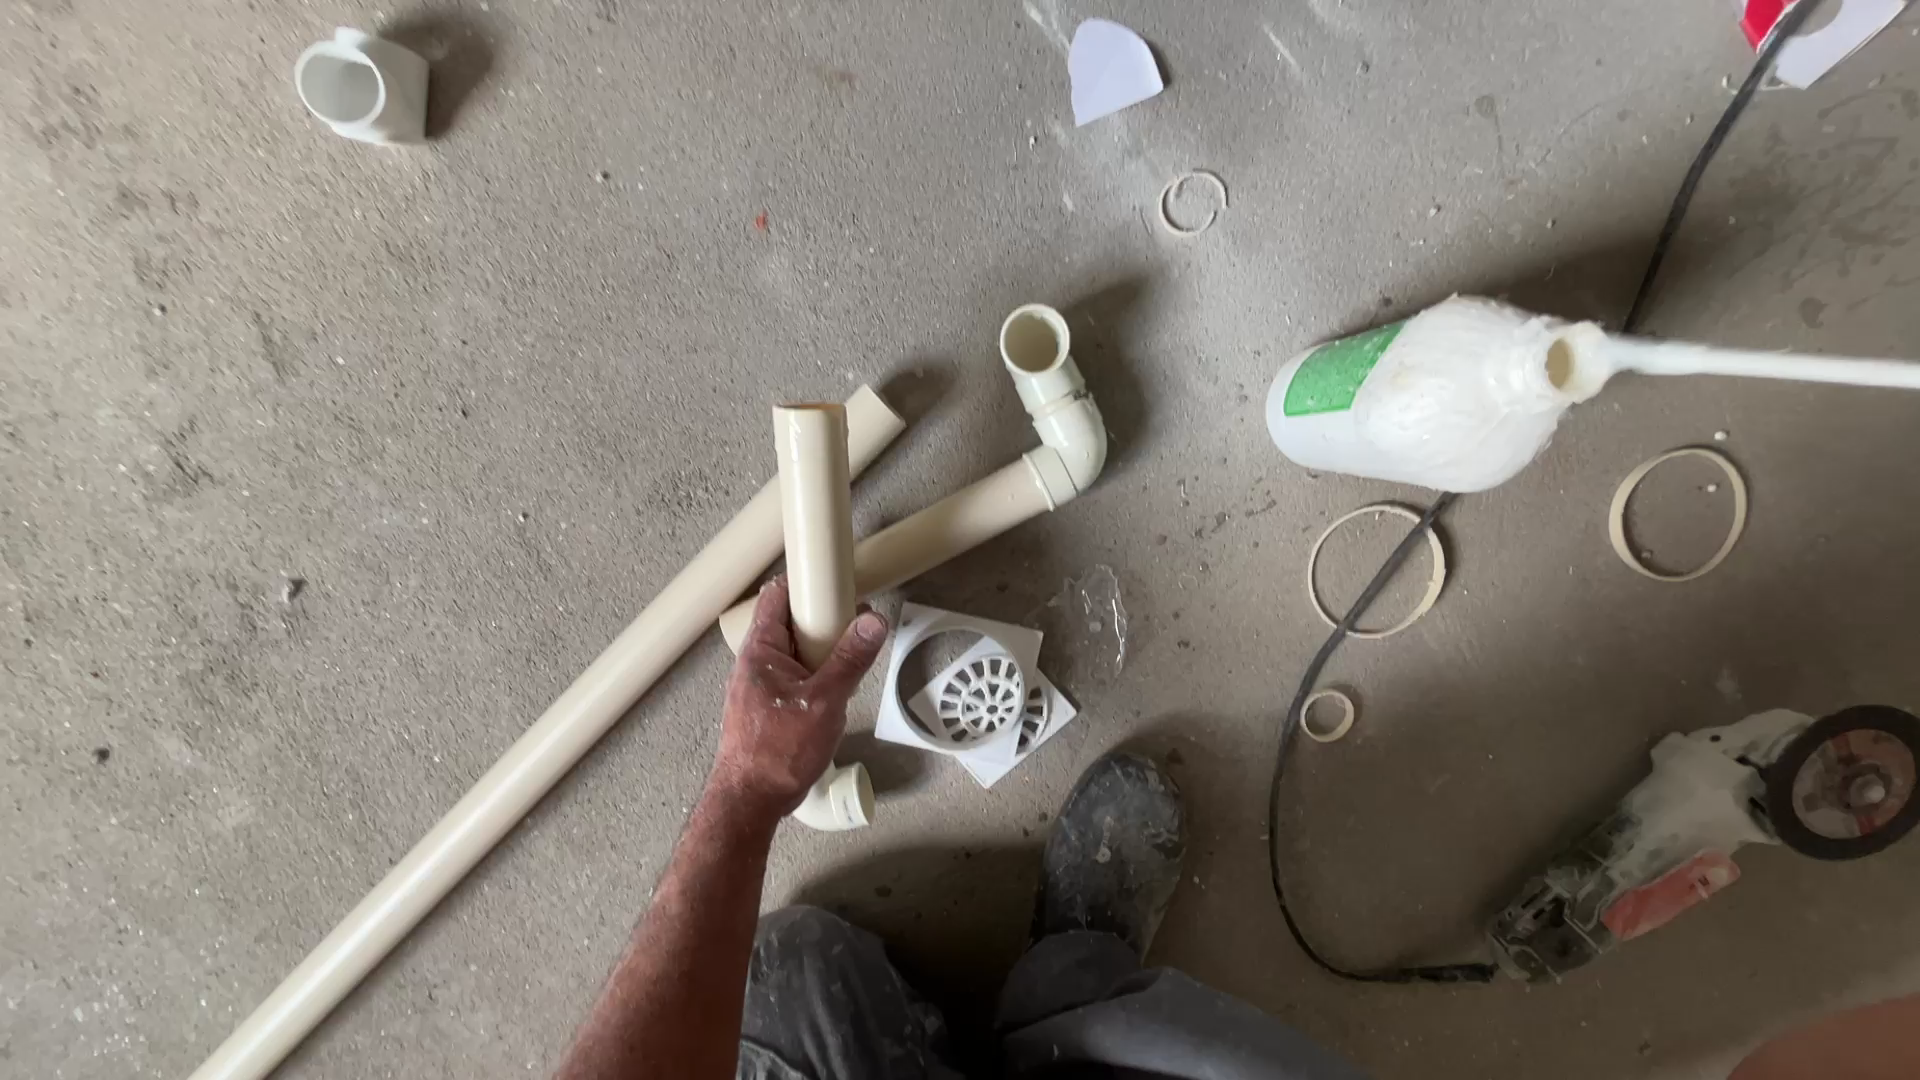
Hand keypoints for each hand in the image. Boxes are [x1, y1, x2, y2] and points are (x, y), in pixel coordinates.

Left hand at [710, 576, 888, 820]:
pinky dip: (817, 673)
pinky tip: (837, 689)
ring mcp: (760, 685)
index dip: (805, 582)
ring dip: (823, 650)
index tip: (835, 579)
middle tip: (855, 620)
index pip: (777, 596)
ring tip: (851, 656)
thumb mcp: (825, 702)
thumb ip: (850, 660)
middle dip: (824, 619)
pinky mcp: (769, 705)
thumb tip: (873, 622)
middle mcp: (755, 662)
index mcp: (760, 650)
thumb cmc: (776, 753)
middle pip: (791, 622)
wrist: (750, 803)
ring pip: (796, 651)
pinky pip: (797, 675)